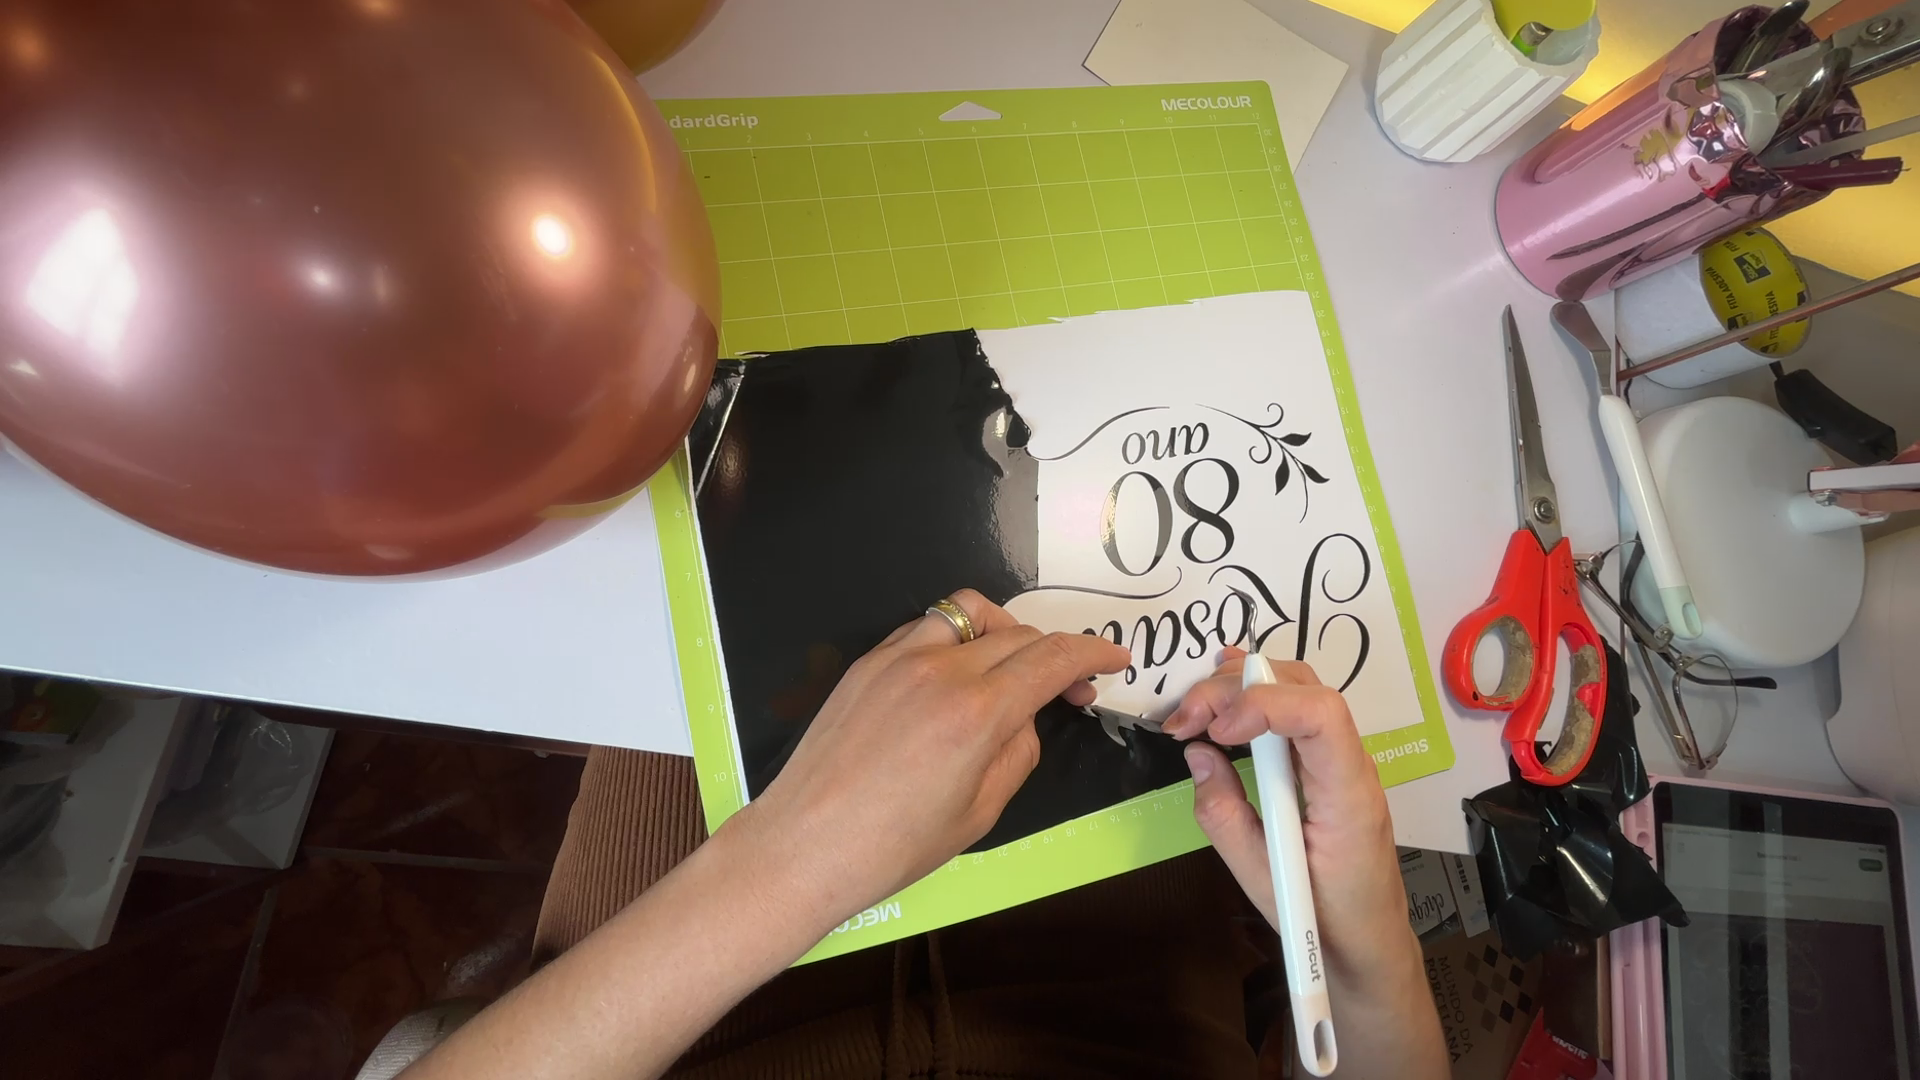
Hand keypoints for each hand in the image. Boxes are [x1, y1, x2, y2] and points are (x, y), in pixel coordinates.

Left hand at [726, 589, 1131, 927]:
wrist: (805, 843)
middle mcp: (941, 668)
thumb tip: (1024, 714)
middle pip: (1018, 633)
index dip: (1093, 651)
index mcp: (977, 712)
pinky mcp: (868, 660)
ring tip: (1011, 664)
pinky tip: (954, 672)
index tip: (1115, 657)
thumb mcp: (981, 811)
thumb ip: (1017, 749)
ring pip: (969, 610)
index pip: (1052, 658)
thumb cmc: (897, 845)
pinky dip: (957, 637)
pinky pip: (926, 626)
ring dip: (1005, 628)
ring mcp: (898, 656)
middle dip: (1056, 652)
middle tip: (1068, 687)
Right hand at [1163, 650, 1444, 1076]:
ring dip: (1238, 686)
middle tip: (1182, 722)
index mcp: (1347, 795)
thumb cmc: (1321, 920)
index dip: (1262, 705)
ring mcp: (1341, 757)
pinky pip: (1295, 705)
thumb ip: (1223, 814)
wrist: (1369, 945)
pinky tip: (1224, 687)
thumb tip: (1198, 751)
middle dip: (1232, 690)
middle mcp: (1352, 763)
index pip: (1320, 715)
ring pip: (1298, 686)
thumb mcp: (1258, 879)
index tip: (1215, 731)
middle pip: (1301, 689)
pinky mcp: (1323, 759)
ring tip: (1192, 712)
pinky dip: (1254, 689)